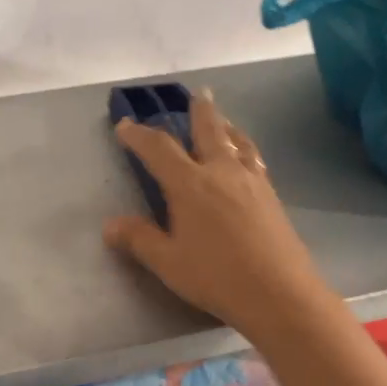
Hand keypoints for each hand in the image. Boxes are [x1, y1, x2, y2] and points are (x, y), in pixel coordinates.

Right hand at [105, 90, 322, 339]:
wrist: (277, 292)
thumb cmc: (215, 277)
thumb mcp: (167, 262)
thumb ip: (139, 240)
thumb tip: (110, 226)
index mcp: (190, 185)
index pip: (159, 150)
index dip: (139, 136)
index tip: (126, 125)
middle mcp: (222, 172)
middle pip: (209, 129)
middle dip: (198, 110)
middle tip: (196, 93)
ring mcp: (252, 181)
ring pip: (238, 141)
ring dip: (226, 125)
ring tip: (222, 120)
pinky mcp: (271, 197)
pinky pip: (255, 160)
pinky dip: (245, 149)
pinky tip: (247, 159)